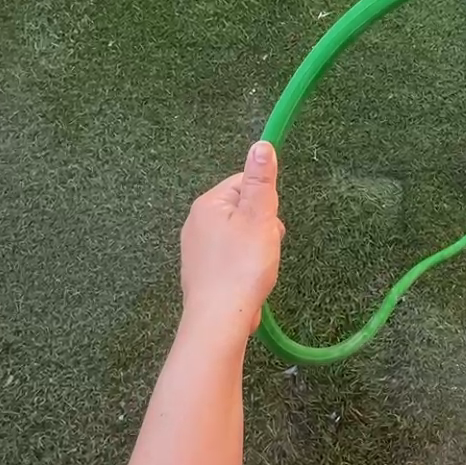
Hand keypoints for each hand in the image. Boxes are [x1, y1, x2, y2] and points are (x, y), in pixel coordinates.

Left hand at [179, 141, 283, 343]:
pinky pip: (231, 256)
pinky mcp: (202, 272)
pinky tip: (249, 279)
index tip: (269, 223)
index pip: (245, 183)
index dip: (266, 201)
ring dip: (257, 247)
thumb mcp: (259, 216)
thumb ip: (261, 180)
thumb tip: (260, 145)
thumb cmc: (242, 265)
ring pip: (240, 234)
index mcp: (208, 204)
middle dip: (263, 226)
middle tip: (266, 246)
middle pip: (243, 208)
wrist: (220, 319)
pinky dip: (245, 264)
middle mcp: (196, 223)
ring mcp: (196, 249)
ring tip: (260, 266)